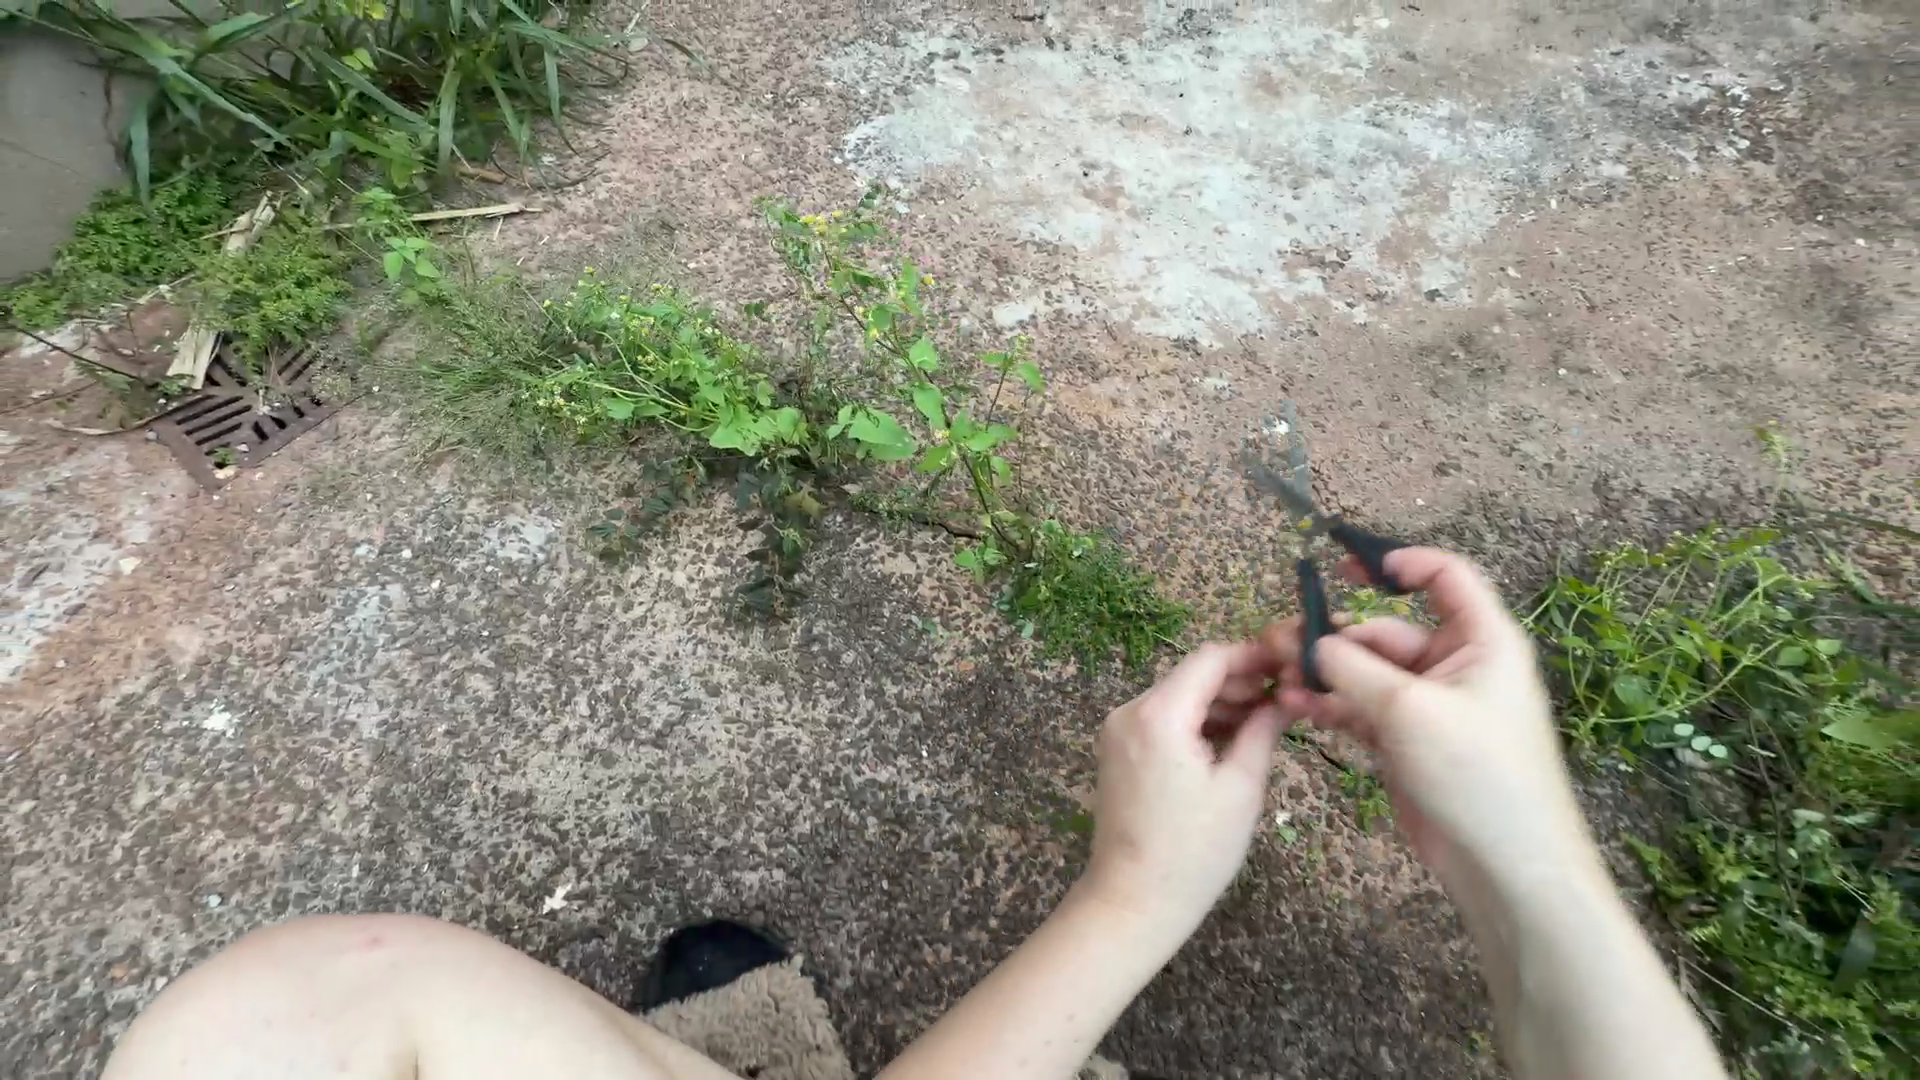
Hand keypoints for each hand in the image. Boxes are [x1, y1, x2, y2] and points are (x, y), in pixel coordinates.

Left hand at [1082, 643, 1287, 937]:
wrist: (1132, 897)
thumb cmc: (1194, 851)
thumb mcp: (1240, 789)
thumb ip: (1261, 732)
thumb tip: (1283, 700)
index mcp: (1158, 714)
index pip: (1208, 659)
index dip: (1250, 656)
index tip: (1287, 666)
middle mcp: (1129, 710)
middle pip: (1190, 676)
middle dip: (1237, 682)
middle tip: (1283, 699)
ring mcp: (1117, 728)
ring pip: (1176, 696)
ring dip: (1217, 703)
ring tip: (1263, 722)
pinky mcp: (1116, 747)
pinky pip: (1160, 718)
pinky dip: (1193, 721)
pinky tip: (1226, 739)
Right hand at [1261, 548, 1599, 898]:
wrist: (1503, 866)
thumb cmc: (1476, 773)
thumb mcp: (1409, 709)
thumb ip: (1352, 667)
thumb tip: (1311, 643)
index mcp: (1480, 641)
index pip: (1445, 577)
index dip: (1399, 562)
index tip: (1344, 566)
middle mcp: (1453, 664)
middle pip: (1382, 630)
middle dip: (1332, 637)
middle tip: (1280, 645)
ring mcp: (1425, 702)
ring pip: (1363, 670)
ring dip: (1323, 674)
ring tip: (1283, 682)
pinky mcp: (1404, 735)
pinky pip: (1358, 704)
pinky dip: (1328, 704)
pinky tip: (1294, 707)